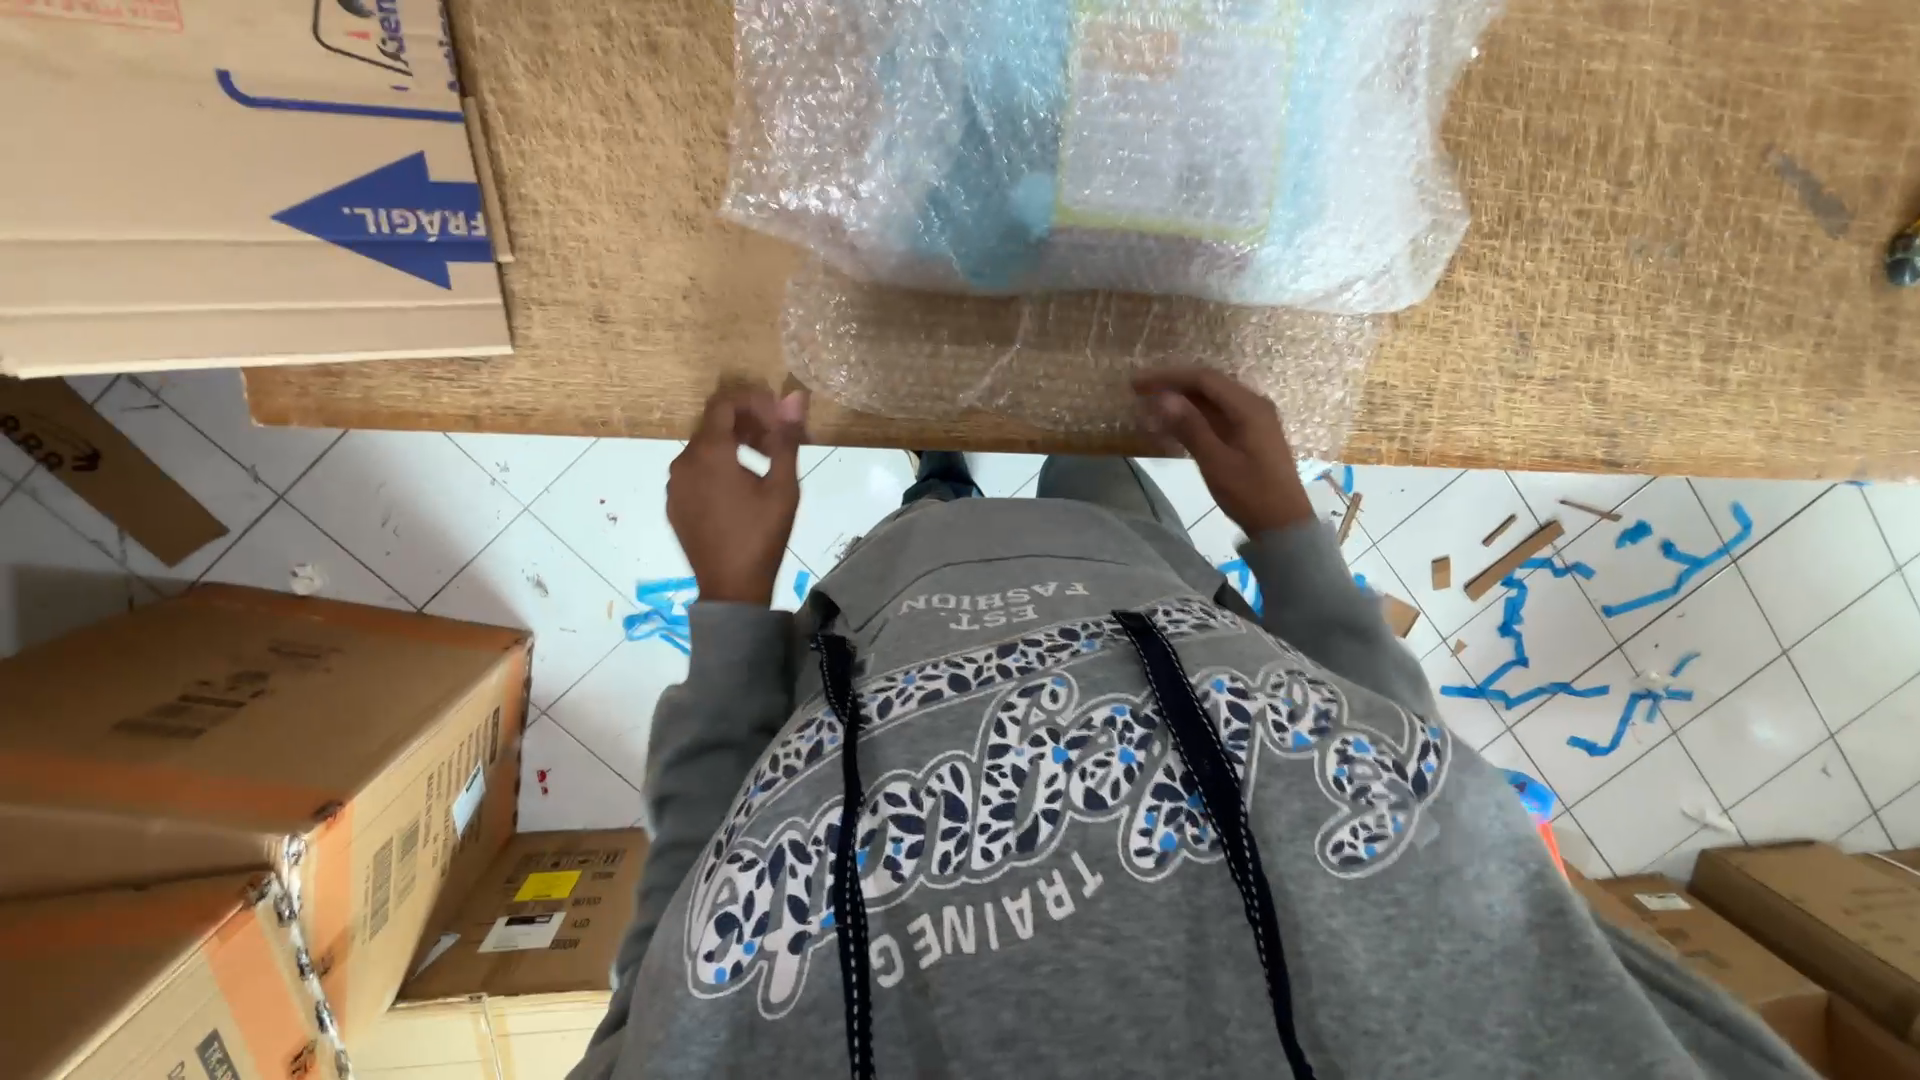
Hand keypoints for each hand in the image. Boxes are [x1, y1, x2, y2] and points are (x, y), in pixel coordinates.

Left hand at [668, 385, 809, 605]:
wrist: (732, 588)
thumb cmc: (762, 536)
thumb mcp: (783, 487)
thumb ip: (786, 438)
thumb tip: (795, 396)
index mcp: (709, 453)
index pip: (725, 404)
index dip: (755, 402)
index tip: (780, 418)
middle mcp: (683, 462)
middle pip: (715, 425)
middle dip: (749, 426)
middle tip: (780, 444)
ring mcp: (674, 485)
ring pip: (705, 449)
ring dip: (734, 447)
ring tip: (765, 466)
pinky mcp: (675, 504)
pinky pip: (696, 472)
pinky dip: (718, 468)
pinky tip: (742, 491)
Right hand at [1133, 368, 1314, 535]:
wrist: (1282, 524)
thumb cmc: (1250, 494)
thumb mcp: (1216, 462)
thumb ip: (1190, 427)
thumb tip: (1163, 398)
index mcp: (1249, 407)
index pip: (1203, 379)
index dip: (1168, 377)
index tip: (1137, 383)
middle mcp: (1253, 405)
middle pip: (1208, 385)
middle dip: (1172, 386)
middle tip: (1139, 392)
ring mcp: (1254, 419)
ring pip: (1211, 400)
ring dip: (1181, 402)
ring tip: (1150, 408)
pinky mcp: (1250, 434)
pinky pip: (1218, 415)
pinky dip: (1193, 417)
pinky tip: (1173, 426)